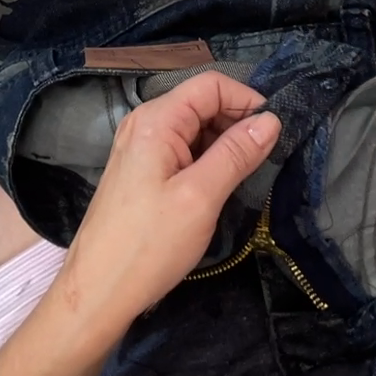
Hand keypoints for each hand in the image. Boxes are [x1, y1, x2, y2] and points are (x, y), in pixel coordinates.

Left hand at [49, 72, 281, 344]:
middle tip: (267, 156)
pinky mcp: (142, 168)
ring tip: (248, 173)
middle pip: (201, 102)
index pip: (210, 85)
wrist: (98, 290)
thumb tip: (271, 120)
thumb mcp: (200, 197)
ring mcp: (141, 145)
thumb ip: (235, 154)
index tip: (277, 130)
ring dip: (224, 142)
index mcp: (156, 119)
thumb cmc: (149, 243)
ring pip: (194, 126)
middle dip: (237, 121)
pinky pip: (182, 147)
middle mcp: (145, 122)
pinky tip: (221, 183)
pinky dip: (206, 157)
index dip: (246, 99)